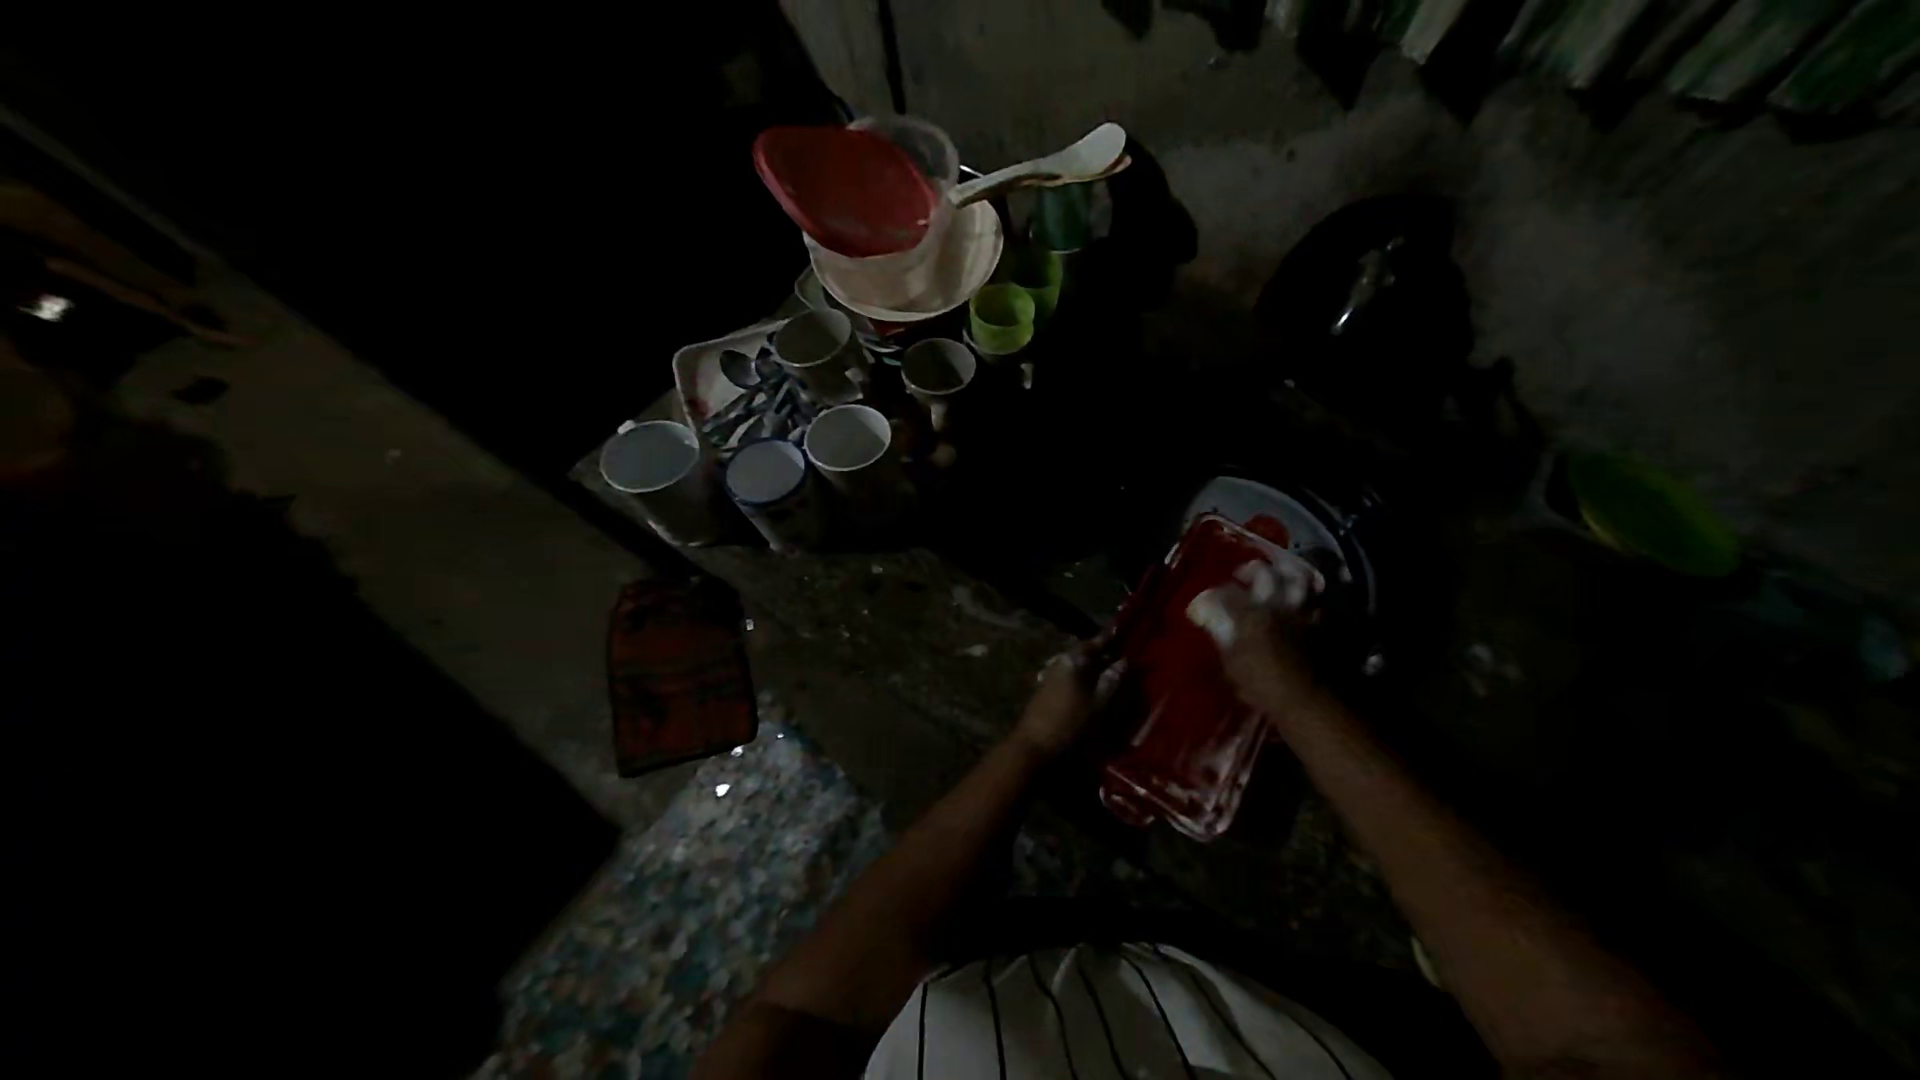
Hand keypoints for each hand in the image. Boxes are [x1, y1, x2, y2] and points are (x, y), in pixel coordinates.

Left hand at [1010, 637, 1125, 759]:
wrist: (1034, 741)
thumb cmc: (1070, 721)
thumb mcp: (1097, 702)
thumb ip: (1111, 680)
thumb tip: (1123, 661)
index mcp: (1071, 660)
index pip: (1092, 643)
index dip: (1106, 640)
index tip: (1117, 633)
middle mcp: (1058, 662)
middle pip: (1081, 652)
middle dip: (1098, 653)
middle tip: (1115, 654)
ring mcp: (1049, 674)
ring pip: (1074, 664)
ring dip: (1089, 665)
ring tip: (1105, 670)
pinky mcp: (1045, 687)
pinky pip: (1067, 674)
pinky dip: (1079, 675)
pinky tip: (1087, 685)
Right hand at [1187, 555, 1325, 716]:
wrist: (1303, 699)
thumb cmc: (1260, 685)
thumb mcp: (1231, 662)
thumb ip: (1221, 635)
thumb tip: (1209, 619)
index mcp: (1250, 615)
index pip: (1228, 592)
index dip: (1214, 593)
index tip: (1206, 600)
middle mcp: (1276, 606)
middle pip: (1265, 574)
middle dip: (1252, 570)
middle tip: (1243, 574)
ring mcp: (1300, 613)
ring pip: (1298, 579)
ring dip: (1287, 573)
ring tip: (1278, 574)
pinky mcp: (1317, 624)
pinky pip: (1316, 602)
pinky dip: (1308, 598)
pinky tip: (1300, 601)